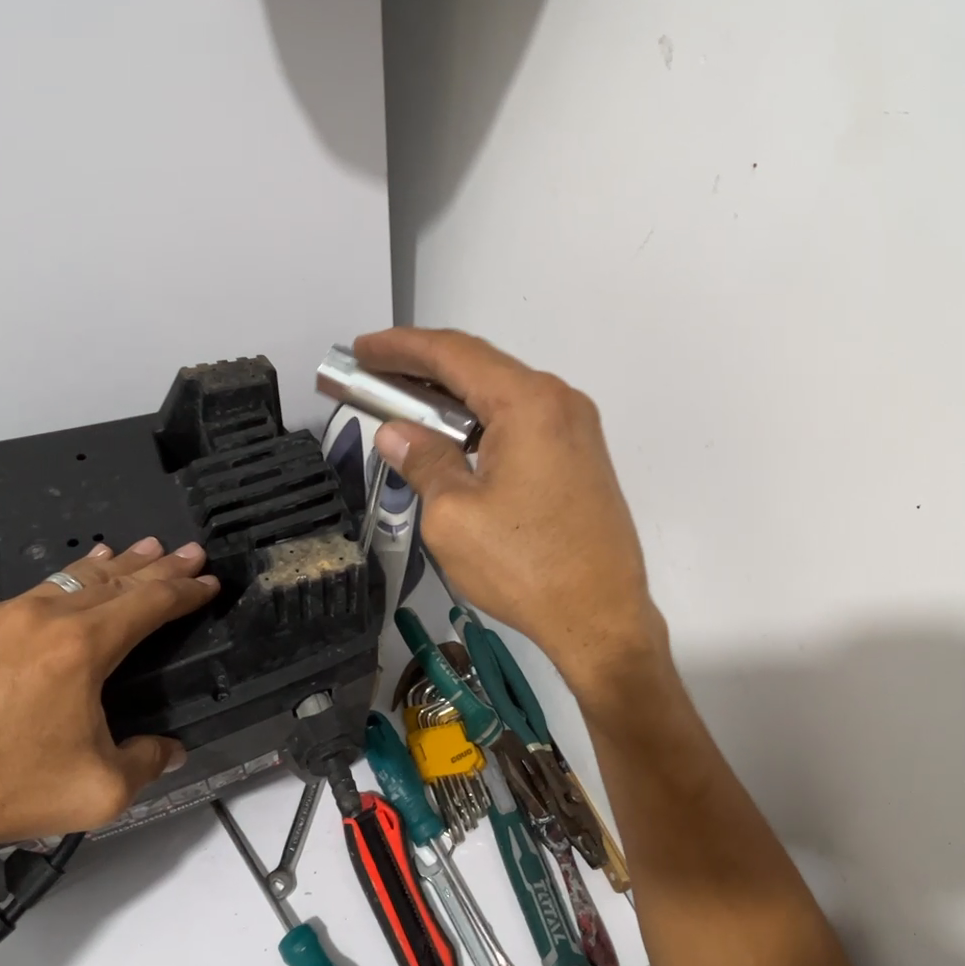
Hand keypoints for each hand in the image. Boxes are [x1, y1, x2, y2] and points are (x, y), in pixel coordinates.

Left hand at [0, 538, 218, 898]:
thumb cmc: (5, 793)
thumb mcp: (100, 791)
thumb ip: (147, 762)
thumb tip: (171, 751)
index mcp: (82, 647)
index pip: (149, 604)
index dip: (185, 591)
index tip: (210, 580)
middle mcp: (43, 618)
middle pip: (115, 580)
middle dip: (158, 566)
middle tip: (189, 550)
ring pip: (71, 579)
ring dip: (113, 564)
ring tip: (141, 548)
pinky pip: (34, 593)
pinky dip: (67, 580)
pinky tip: (70, 580)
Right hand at [354, 327, 664, 687]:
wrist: (602, 618)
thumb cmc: (526, 568)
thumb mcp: (454, 516)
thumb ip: (423, 462)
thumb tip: (397, 433)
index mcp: (529, 403)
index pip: (454, 354)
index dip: (401, 347)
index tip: (361, 350)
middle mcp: (560, 402)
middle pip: (481, 368)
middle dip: (422, 371)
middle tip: (372, 377)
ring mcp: (577, 430)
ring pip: (502, 397)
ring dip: (451, 401)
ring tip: (403, 409)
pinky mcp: (581, 458)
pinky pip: (522, 423)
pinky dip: (481, 424)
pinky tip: (452, 442)